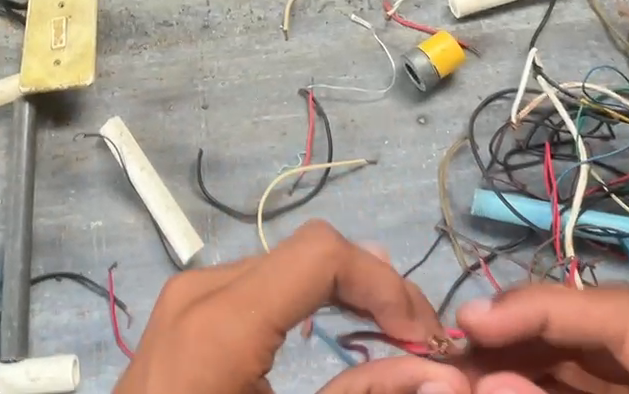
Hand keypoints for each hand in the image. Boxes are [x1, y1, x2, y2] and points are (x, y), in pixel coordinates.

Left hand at [117, 221, 469, 393]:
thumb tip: (440, 376)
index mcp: (220, 321)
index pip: (320, 254)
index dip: (384, 286)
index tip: (425, 341)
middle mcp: (202, 287)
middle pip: (308, 253)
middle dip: (376, 290)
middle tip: (425, 344)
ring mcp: (190, 292)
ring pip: (289, 263)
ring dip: (348, 292)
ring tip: (396, 337)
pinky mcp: (189, 307)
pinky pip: (263, 282)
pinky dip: (312, 299)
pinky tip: (344, 328)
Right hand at [454, 286, 628, 393]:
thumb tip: (487, 379)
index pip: (621, 319)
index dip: (541, 308)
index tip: (471, 323)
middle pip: (600, 336)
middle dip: (521, 336)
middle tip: (455, 351)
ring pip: (592, 364)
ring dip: (525, 361)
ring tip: (468, 370)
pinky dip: (547, 389)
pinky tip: (507, 388)